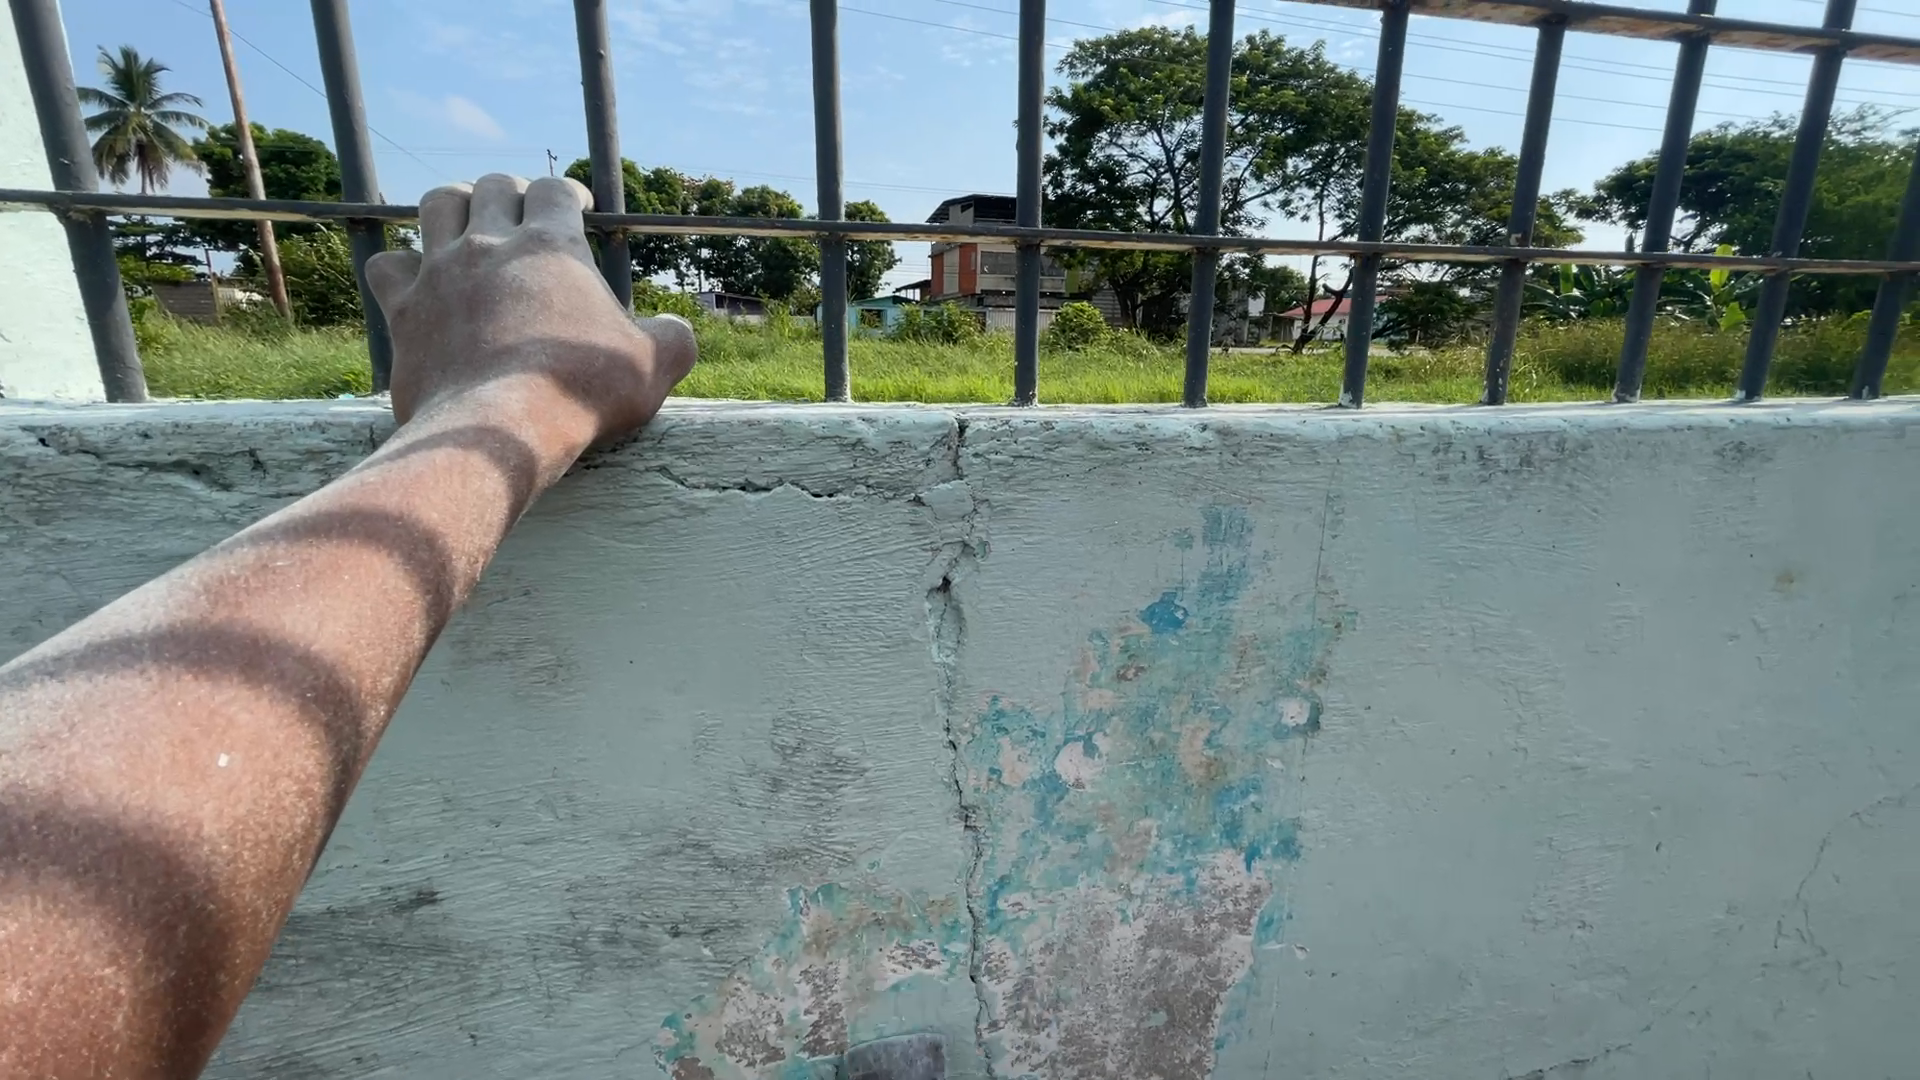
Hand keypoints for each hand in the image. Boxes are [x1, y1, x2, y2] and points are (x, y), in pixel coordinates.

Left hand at [364, 173, 694, 445]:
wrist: (504, 426)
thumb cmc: (587, 390)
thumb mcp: (657, 365)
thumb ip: (675, 337)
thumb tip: (676, 328)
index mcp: (554, 248)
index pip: (555, 191)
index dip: (569, 193)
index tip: (578, 206)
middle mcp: (491, 245)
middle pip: (493, 187)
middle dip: (513, 193)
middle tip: (526, 211)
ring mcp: (441, 271)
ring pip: (437, 205)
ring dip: (457, 205)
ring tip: (471, 221)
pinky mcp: (405, 308)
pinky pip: (390, 262)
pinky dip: (406, 262)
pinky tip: (421, 277)